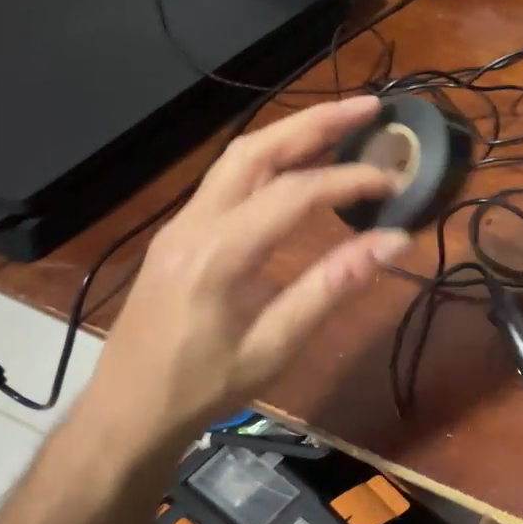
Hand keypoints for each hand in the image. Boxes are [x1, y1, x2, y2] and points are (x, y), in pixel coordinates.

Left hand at [85, 97, 410, 437]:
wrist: (124, 415)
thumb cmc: (204, 384)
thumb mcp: (276, 345)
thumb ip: (334, 286)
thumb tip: (396, 240)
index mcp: (218, 255)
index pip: (295, 193)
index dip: (352, 180)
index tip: (399, 181)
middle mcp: (194, 226)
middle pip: (256, 152)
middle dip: (317, 122)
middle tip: (373, 108)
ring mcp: (182, 227)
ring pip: (240, 158)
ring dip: (295, 132)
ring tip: (348, 121)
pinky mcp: (183, 235)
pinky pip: (232, 178)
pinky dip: (277, 156)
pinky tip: (306, 161)